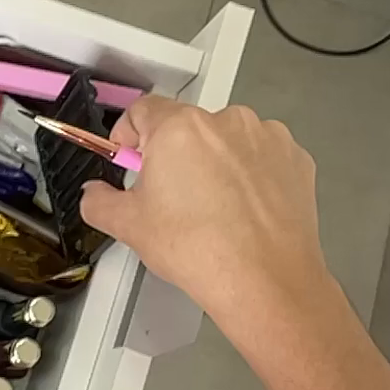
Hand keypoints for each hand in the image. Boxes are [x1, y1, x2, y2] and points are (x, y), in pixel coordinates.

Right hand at [80, 97, 333, 329]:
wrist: (262, 280)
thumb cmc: (200, 249)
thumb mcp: (126, 226)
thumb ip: (98, 200)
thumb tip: (95, 194)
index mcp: (178, 129)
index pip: (141, 109)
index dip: (127, 133)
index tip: (127, 156)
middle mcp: (225, 122)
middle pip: (184, 126)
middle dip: (169, 154)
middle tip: (163, 195)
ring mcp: (265, 138)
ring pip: (222, 140)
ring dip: (209, 162)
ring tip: (204, 207)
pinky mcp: (295, 158)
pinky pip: (257, 156)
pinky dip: (244, 174)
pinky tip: (235, 210)